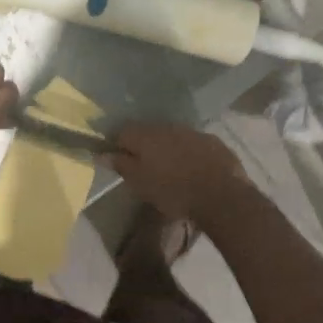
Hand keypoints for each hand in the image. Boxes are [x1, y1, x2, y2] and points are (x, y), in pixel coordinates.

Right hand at [109, 123, 254, 221]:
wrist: (222, 196)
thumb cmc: (173, 191)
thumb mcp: (139, 183)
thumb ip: (120, 165)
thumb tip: (101, 153)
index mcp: (144, 135)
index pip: (121, 132)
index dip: (118, 146)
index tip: (120, 161)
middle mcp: (166, 127)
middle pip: (147, 132)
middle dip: (144, 145)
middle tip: (145, 167)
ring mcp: (192, 132)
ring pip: (172, 136)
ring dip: (168, 148)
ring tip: (171, 169)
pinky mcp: (213, 141)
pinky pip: (194, 143)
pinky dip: (189, 152)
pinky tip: (194, 169)